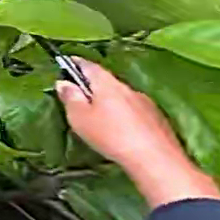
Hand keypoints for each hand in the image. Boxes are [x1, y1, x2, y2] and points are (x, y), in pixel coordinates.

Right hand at [56, 57, 219, 208]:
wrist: (155, 159)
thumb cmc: (110, 135)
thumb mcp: (79, 117)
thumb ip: (71, 98)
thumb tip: (64, 83)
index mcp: (108, 86)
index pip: (91, 67)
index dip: (77, 63)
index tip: (67, 61)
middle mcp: (129, 90)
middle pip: (107, 81)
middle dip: (92, 83)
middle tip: (77, 91)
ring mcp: (146, 103)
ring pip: (121, 95)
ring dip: (107, 99)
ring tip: (96, 112)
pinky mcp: (156, 118)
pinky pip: (133, 108)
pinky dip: (121, 111)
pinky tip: (117, 125)